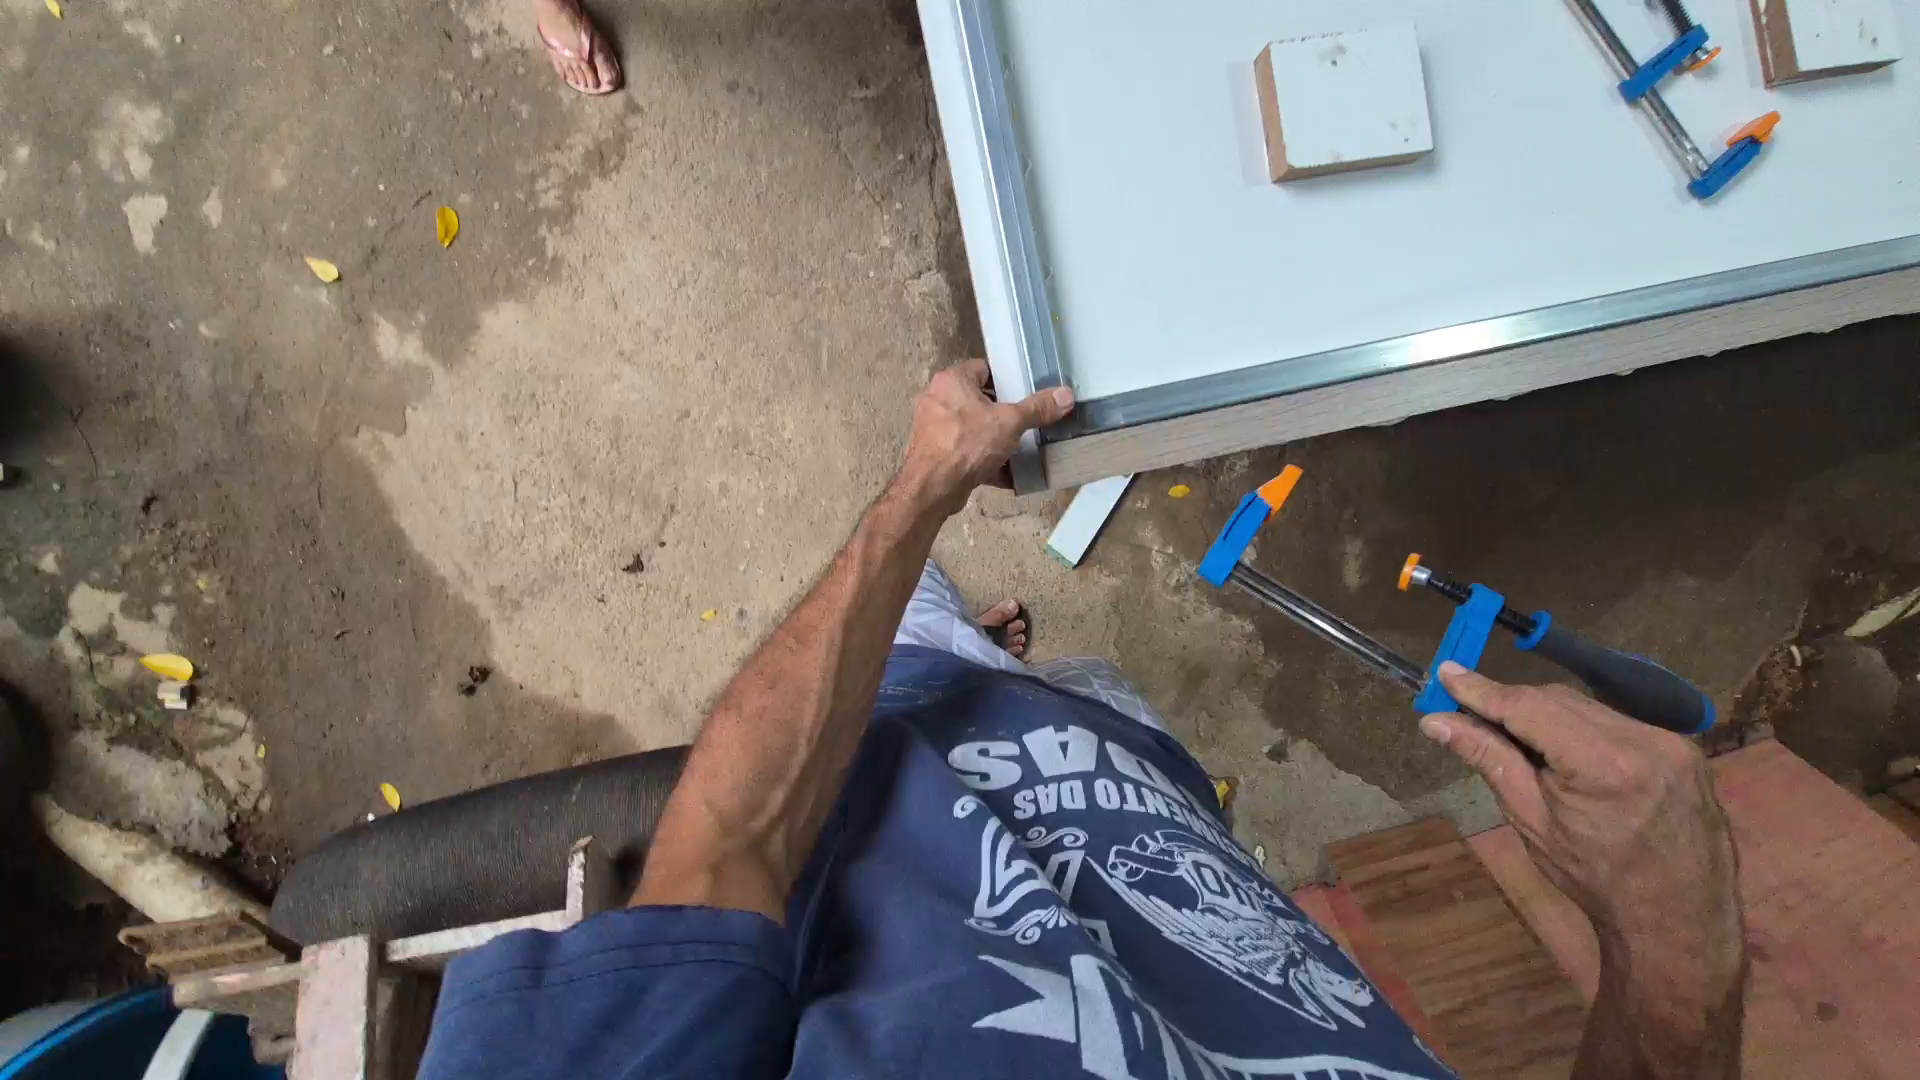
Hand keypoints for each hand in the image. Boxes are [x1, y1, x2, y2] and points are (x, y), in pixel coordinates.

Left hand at [894, 358, 1074, 515]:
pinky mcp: (935, 454)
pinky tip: (1007, 473)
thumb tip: (1066, 395)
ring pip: (972, 429)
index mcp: (952, 381)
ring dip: (994, 439)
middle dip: (1002, 413)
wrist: (933, 487)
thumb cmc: (968, 443)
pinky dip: (983, 461)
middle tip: (1026, 421)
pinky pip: (965, 452)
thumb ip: (1037, 408)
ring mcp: (933, 428)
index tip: (1025, 392)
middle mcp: (938, 400)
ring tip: (1019, 447)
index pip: (983, 368)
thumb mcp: (1010, 422)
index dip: (1006, 378)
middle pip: (978, 400)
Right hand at [1420, 663, 1741, 978]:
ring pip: (1581, 706)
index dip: (1482, 690)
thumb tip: (1434, 720)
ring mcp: (1670, 743)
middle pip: (1555, 700)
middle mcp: (1646, 742)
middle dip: (1507, 703)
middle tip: (1463, 711)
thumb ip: (1487, 758)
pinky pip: (1609, 720)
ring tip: (1506, 735)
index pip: (1529, 708)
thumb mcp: (1529, 819)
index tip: (1445, 672)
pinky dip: (1571, 725)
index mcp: (1607, 765)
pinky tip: (1554, 748)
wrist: (1680, 921)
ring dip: (1538, 712)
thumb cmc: (1595, 877)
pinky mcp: (1681, 749)